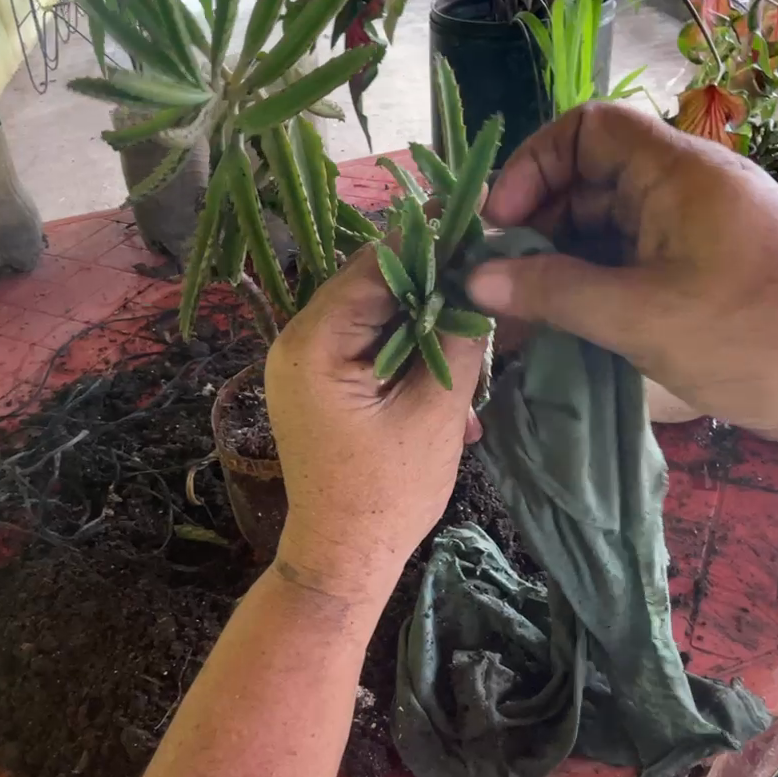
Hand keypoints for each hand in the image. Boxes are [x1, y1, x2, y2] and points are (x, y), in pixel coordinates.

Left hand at [264, 246, 486, 604]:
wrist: (345, 557)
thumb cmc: (389, 494)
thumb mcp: (435, 413)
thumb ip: (459, 341)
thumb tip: (481, 285)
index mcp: (314, 345)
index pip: (373, 267)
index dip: (426, 242)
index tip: (475, 219)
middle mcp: (295, 344)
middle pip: (368, 286)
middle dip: (427, 281)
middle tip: (482, 270)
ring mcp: (302, 365)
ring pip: (370, 315)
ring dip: (420, 319)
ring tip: (471, 321)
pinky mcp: (316, 384)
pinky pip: (363, 346)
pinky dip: (403, 348)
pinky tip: (443, 365)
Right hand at [466, 103, 777, 442]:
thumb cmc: (756, 335)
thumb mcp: (641, 316)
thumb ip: (554, 292)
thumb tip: (475, 278)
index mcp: (676, 172)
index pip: (586, 128)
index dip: (533, 167)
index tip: (499, 227)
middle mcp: (685, 190)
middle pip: (591, 183)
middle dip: (537, 229)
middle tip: (499, 286)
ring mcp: (697, 234)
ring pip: (608, 231)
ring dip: (562, 267)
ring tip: (524, 319)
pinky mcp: (706, 274)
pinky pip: (633, 265)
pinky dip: (595, 290)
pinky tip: (569, 328)